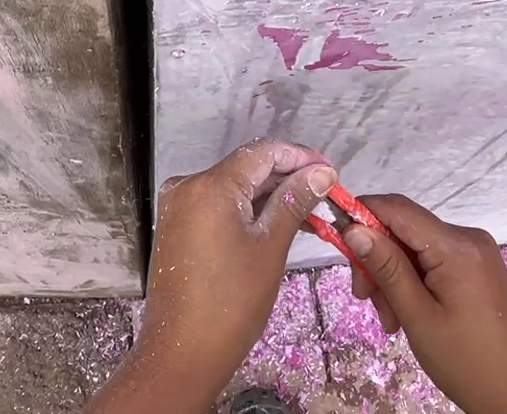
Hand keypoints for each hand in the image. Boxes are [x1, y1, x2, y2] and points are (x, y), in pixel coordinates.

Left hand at [86, 139, 335, 412]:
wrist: (182, 353)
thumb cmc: (231, 302)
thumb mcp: (270, 247)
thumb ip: (294, 201)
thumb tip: (322, 171)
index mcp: (210, 184)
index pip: (262, 152)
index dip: (299, 156)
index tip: (329, 169)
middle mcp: (188, 184)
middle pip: (246, 167)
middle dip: (286, 176)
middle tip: (324, 190)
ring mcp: (179, 204)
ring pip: (232, 185)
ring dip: (268, 193)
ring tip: (306, 206)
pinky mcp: (177, 224)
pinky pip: (217, 202)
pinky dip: (246, 207)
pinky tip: (274, 219)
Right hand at [344, 194, 506, 413]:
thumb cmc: (467, 362)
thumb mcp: (417, 316)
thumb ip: (385, 267)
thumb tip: (352, 227)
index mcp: (456, 245)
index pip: (397, 208)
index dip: (361, 214)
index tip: (335, 239)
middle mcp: (467, 237)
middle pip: (404, 229)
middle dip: (378, 258)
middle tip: (364, 298)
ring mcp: (475, 252)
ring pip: (415, 247)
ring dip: (394, 276)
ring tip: (389, 319)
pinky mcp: (477, 268)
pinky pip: (433, 260)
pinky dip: (414, 281)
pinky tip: (407, 314)